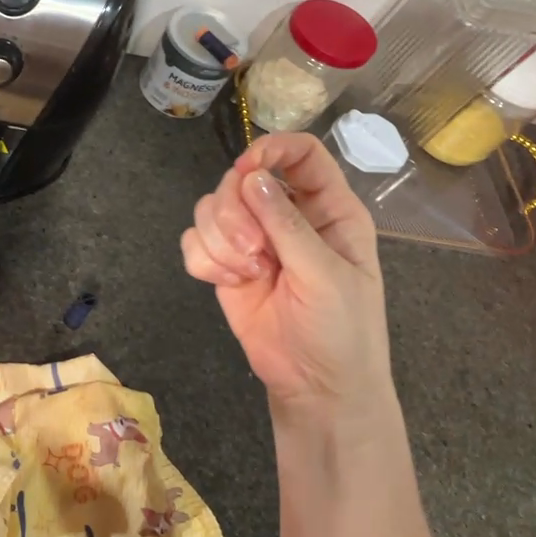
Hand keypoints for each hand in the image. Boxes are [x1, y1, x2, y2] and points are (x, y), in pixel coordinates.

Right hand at [180, 133, 393, 416]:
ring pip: (211, 208)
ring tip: (245, 273)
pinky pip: (194, 241)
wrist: (316, 387)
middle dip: (235, 213)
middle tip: (252, 251)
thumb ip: (286, 224)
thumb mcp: (325, 275)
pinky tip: (228, 282)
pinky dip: (204, 260)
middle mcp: (287, 216)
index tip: (245, 170)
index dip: (271, 150)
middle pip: (240, 179)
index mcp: (329, 209)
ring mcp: (251, 240)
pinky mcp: (224, 265)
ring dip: (220, 240)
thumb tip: (250, 176)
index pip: (301, 154)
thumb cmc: (341, 330)